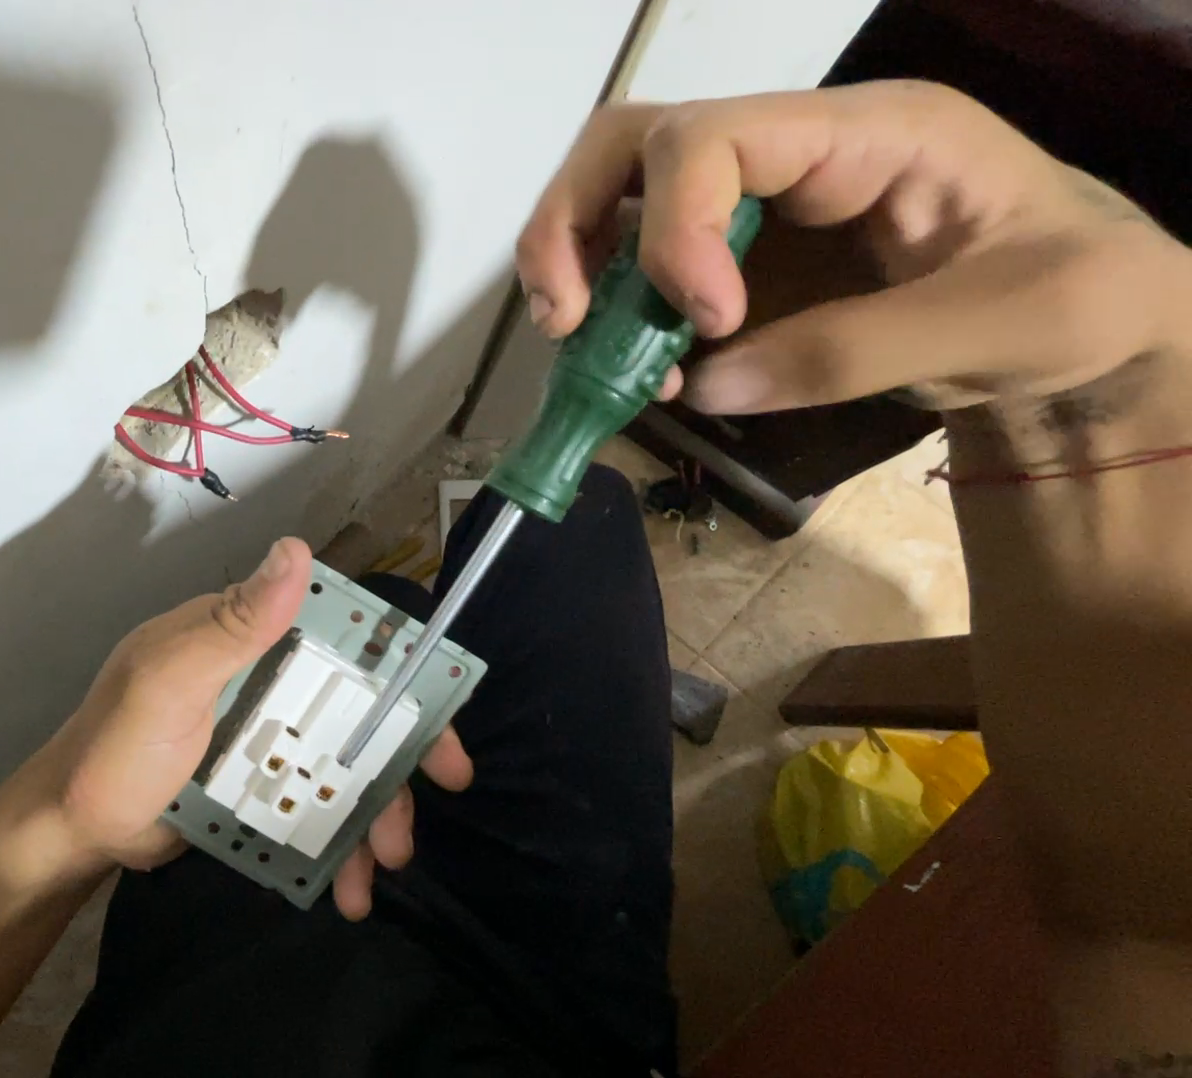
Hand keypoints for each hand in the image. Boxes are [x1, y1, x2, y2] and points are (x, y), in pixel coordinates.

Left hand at [19, 537, 471, 919]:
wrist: (74, 830)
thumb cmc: (117, 748)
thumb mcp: (170, 680)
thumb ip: (233, 623)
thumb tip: (298, 549)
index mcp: (245, 638)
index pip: (339, 634)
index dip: (397, 665)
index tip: (439, 706)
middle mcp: (263, 678)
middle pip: (354, 706)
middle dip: (399, 753)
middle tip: (438, 793)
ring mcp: (263, 735)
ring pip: (341, 763)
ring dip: (373, 811)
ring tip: (382, 865)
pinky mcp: (258, 785)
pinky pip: (315, 804)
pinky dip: (338, 843)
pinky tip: (345, 886)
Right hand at [514, 80, 1191, 416]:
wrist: (1072, 336)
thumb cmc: (1074, 305)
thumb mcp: (1016, 320)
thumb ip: (858, 349)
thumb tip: (702, 381)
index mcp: (864, 134)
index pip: (712, 138)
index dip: (677, 229)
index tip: (710, 323)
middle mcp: (784, 155)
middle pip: (626, 143)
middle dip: (570, 226)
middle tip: (565, 316)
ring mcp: (744, 209)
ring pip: (606, 196)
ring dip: (570, 267)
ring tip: (576, 338)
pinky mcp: (721, 266)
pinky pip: (626, 267)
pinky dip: (602, 316)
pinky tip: (627, 366)